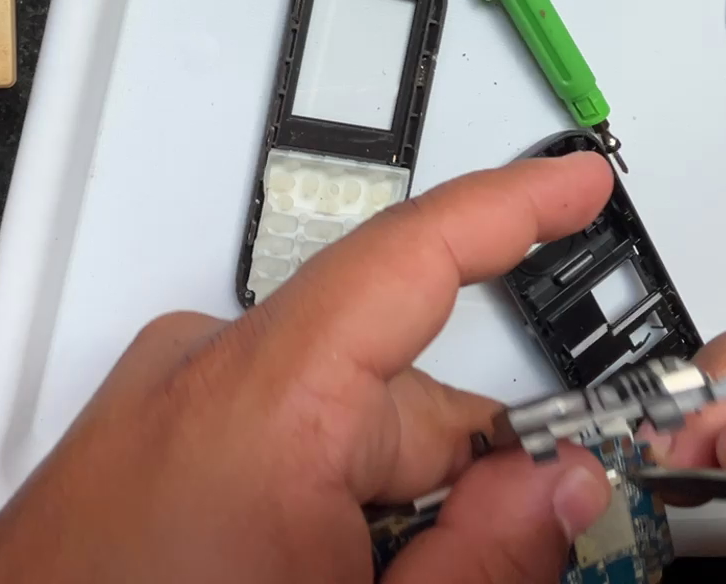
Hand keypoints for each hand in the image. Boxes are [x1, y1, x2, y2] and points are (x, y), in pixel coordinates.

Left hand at [0, 153, 618, 583]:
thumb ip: (477, 560)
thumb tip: (556, 485)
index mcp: (262, 398)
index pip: (412, 255)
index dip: (511, 205)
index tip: (574, 180)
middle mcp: (210, 361)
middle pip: (393, 374)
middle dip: (461, 464)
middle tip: (496, 551)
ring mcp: (170, 384)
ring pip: (338, 408)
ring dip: (381, 492)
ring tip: (365, 574)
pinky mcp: (150, 414)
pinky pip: (278, 420)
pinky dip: (321, 483)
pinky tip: (306, 559)